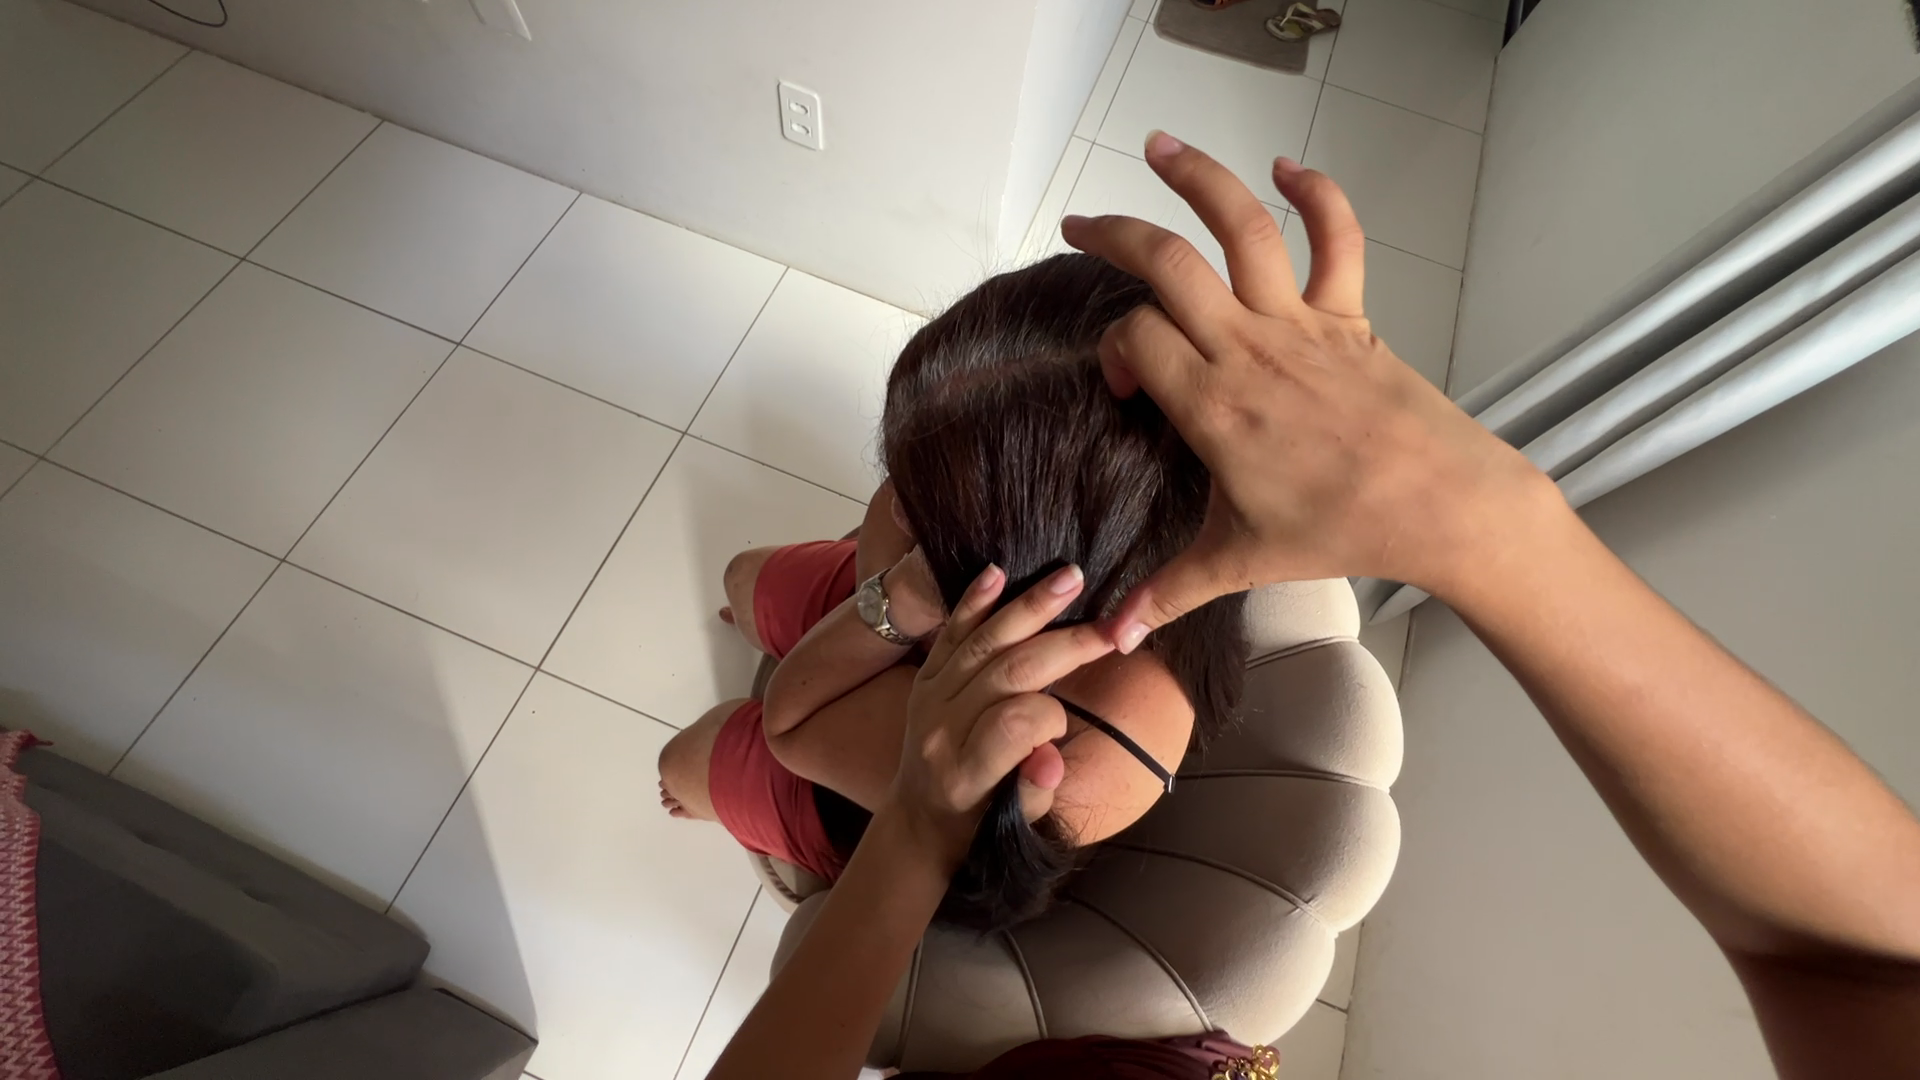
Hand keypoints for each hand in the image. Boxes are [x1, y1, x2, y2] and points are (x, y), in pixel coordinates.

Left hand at [879, 563, 1114, 868]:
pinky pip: (951, 633)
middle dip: (1063, 644)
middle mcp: (942, 727)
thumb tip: (1052, 756)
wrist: (919, 816)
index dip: (1052, 715)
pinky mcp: (926, 676)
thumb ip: (1031, 794)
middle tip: (1109, 624)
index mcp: (965, 771)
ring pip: (985, 642)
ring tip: (1068, 579)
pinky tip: (996, 573)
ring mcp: (929, 696)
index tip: (1067, 720)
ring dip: (1029, 608)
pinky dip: (973, 602)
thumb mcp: (1009, 828)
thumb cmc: (974, 827)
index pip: (1016, 722)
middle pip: (1008, 671)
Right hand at [1061, 132, 1557, 650]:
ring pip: (1244, 230)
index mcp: (1212, 403)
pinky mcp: (1350, 316)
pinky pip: (1337, 238)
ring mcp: (1302, 324)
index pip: (1135, 338)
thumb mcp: (1238, 560)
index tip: (1124, 381)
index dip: (1113, 348)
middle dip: (1117, 234)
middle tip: (1080, 223)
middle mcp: (1249, 349)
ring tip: (1158, 148)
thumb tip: (1109, 637)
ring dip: (1199, 179)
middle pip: (1169, 264)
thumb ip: (1167, 592)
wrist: (1445, 506)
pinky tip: (1288, 169)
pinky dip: (1317, 194)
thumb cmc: (1337, 530)